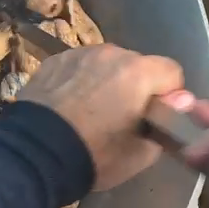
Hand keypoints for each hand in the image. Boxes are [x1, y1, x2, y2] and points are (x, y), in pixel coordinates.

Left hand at [18, 45, 183, 190]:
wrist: (36, 152)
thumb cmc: (95, 154)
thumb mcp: (140, 154)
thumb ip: (164, 126)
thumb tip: (172, 107)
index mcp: (137, 72)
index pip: (171, 71)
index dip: (168, 96)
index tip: (155, 117)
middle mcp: (109, 53)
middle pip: (137, 65)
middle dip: (136, 87)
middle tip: (122, 118)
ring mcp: (78, 53)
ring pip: (106, 64)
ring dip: (107, 81)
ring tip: (91, 111)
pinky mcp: (53, 61)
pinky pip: (79, 67)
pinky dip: (80, 81)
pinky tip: (69, 105)